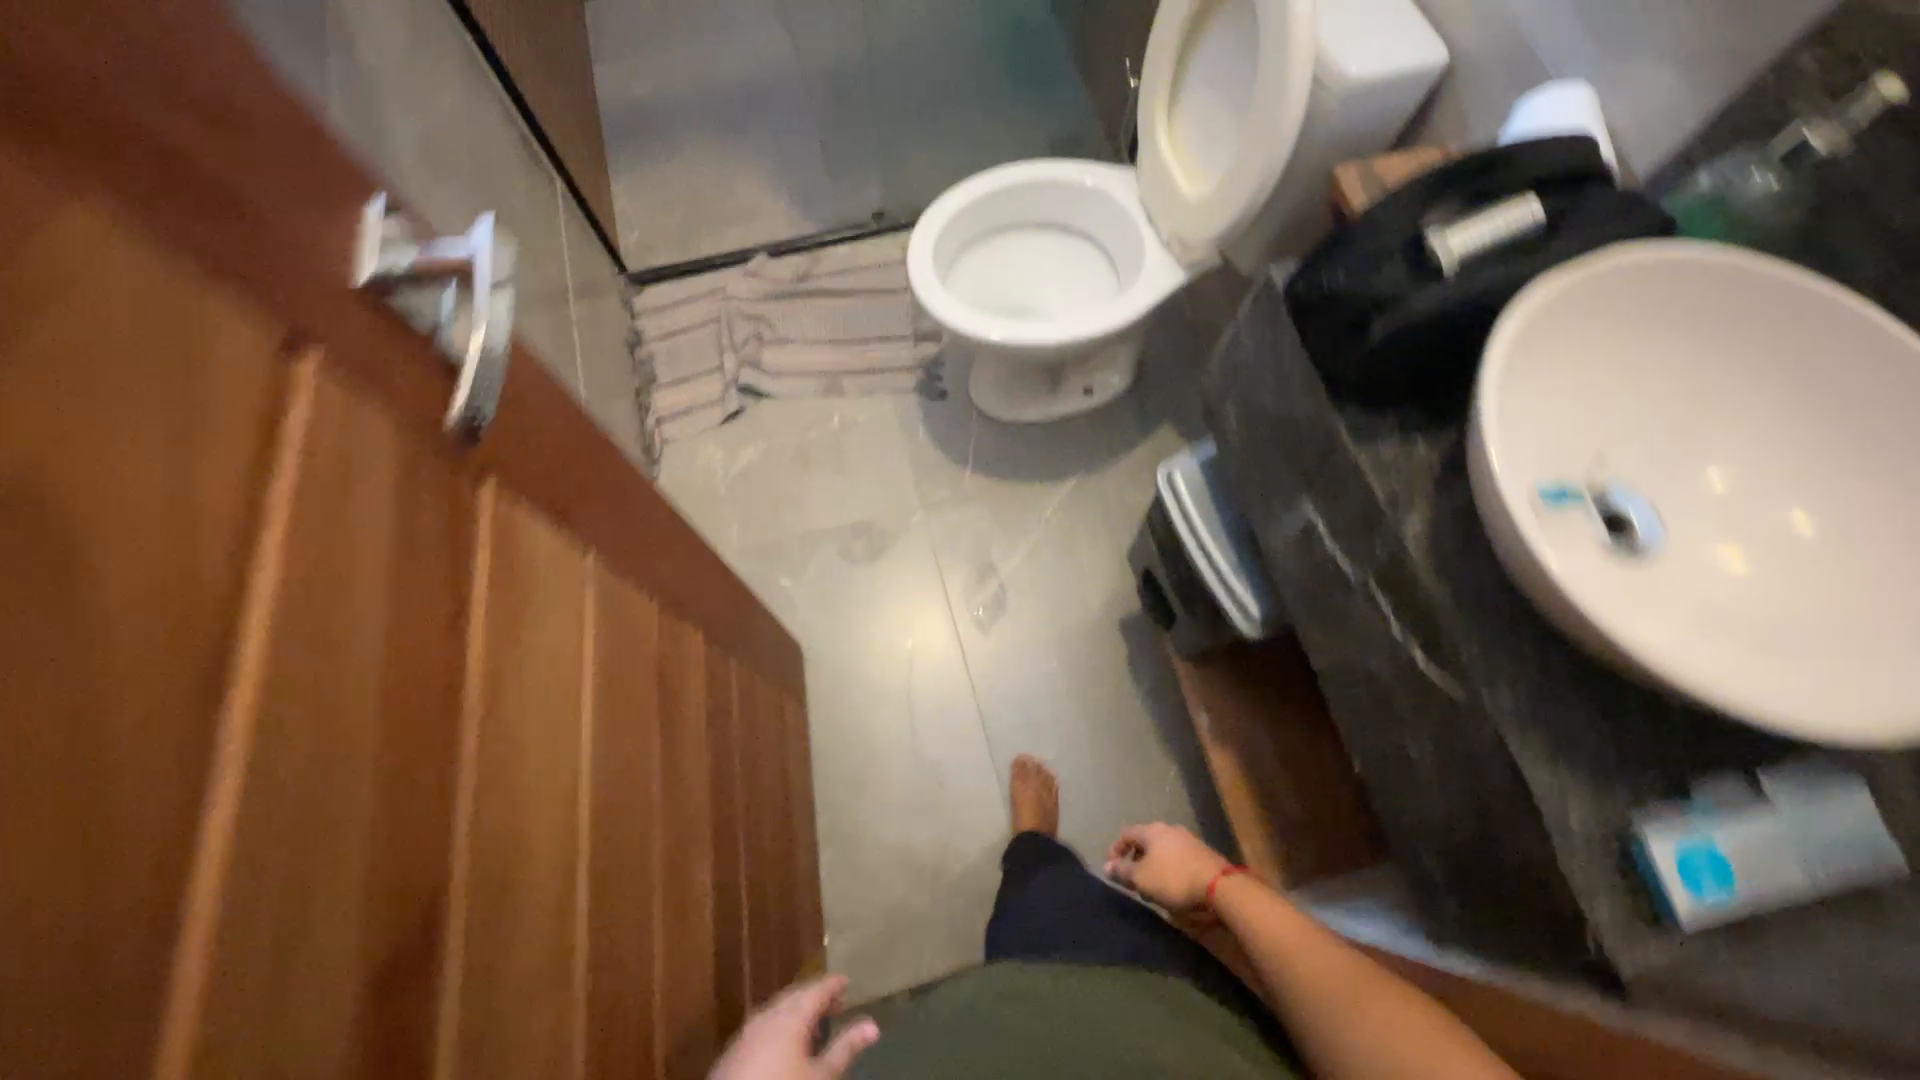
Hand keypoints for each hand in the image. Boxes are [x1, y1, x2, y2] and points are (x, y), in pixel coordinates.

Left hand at [708, 975, 879, 1079]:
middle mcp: (767, 1015)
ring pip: (777, 1010)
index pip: (817, 989)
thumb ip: (846, 1047)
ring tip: (815, 1023)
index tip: (848, 981)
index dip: (834, 984)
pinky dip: (780, 1025)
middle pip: (796, 996)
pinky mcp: (734, 1050)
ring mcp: (747, 1032)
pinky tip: (785, 1043)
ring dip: (797, 1011)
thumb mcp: (821, 1076)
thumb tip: (873, 1025)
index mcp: (791, 1016)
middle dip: (816, 996)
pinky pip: (763, 1025)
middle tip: (836, 1003)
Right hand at [1105, 822, 1231, 913]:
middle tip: (1131, 881)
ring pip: (1162, 851)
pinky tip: (1171, 888)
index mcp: (1152, 830)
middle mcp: (1170, 829)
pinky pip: (1177, 859)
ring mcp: (1188, 840)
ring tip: (1151, 888)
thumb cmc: (1173, 879)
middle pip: (1145, 842)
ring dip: (1152, 867)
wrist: (1219, 886)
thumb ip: (1122, 871)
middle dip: (1135, 861)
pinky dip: (1168, 870)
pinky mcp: (1202, 853)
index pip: (1125, 834)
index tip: (1111, 869)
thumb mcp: (1141, 878)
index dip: (1115, 850)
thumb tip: (1106, 866)